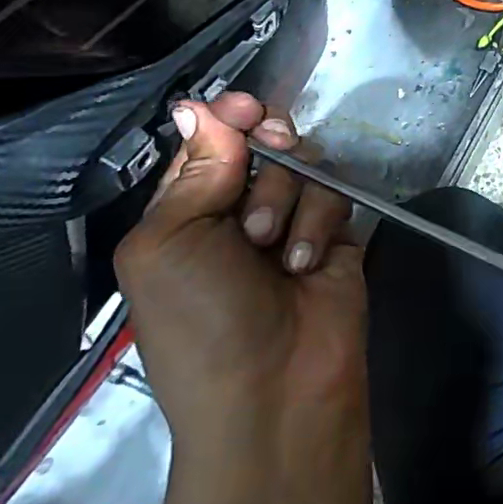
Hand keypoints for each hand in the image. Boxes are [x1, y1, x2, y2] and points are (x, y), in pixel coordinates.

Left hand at [114, 91, 363, 467]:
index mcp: (186, 207)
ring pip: (300, 161)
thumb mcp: (169, 244)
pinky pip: (333, 193)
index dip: (225, 116)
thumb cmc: (199, 321)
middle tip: (269, 151)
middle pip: (260, 139)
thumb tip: (196, 106)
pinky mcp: (333, 236)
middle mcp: (237, 208)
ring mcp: (289, 220)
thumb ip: (194, 171)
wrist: (272, 397)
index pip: (208, 138)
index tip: (244, 110)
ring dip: (285, 193)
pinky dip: (319, 221)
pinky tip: (304, 263)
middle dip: (265, 143)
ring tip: (271, 245)